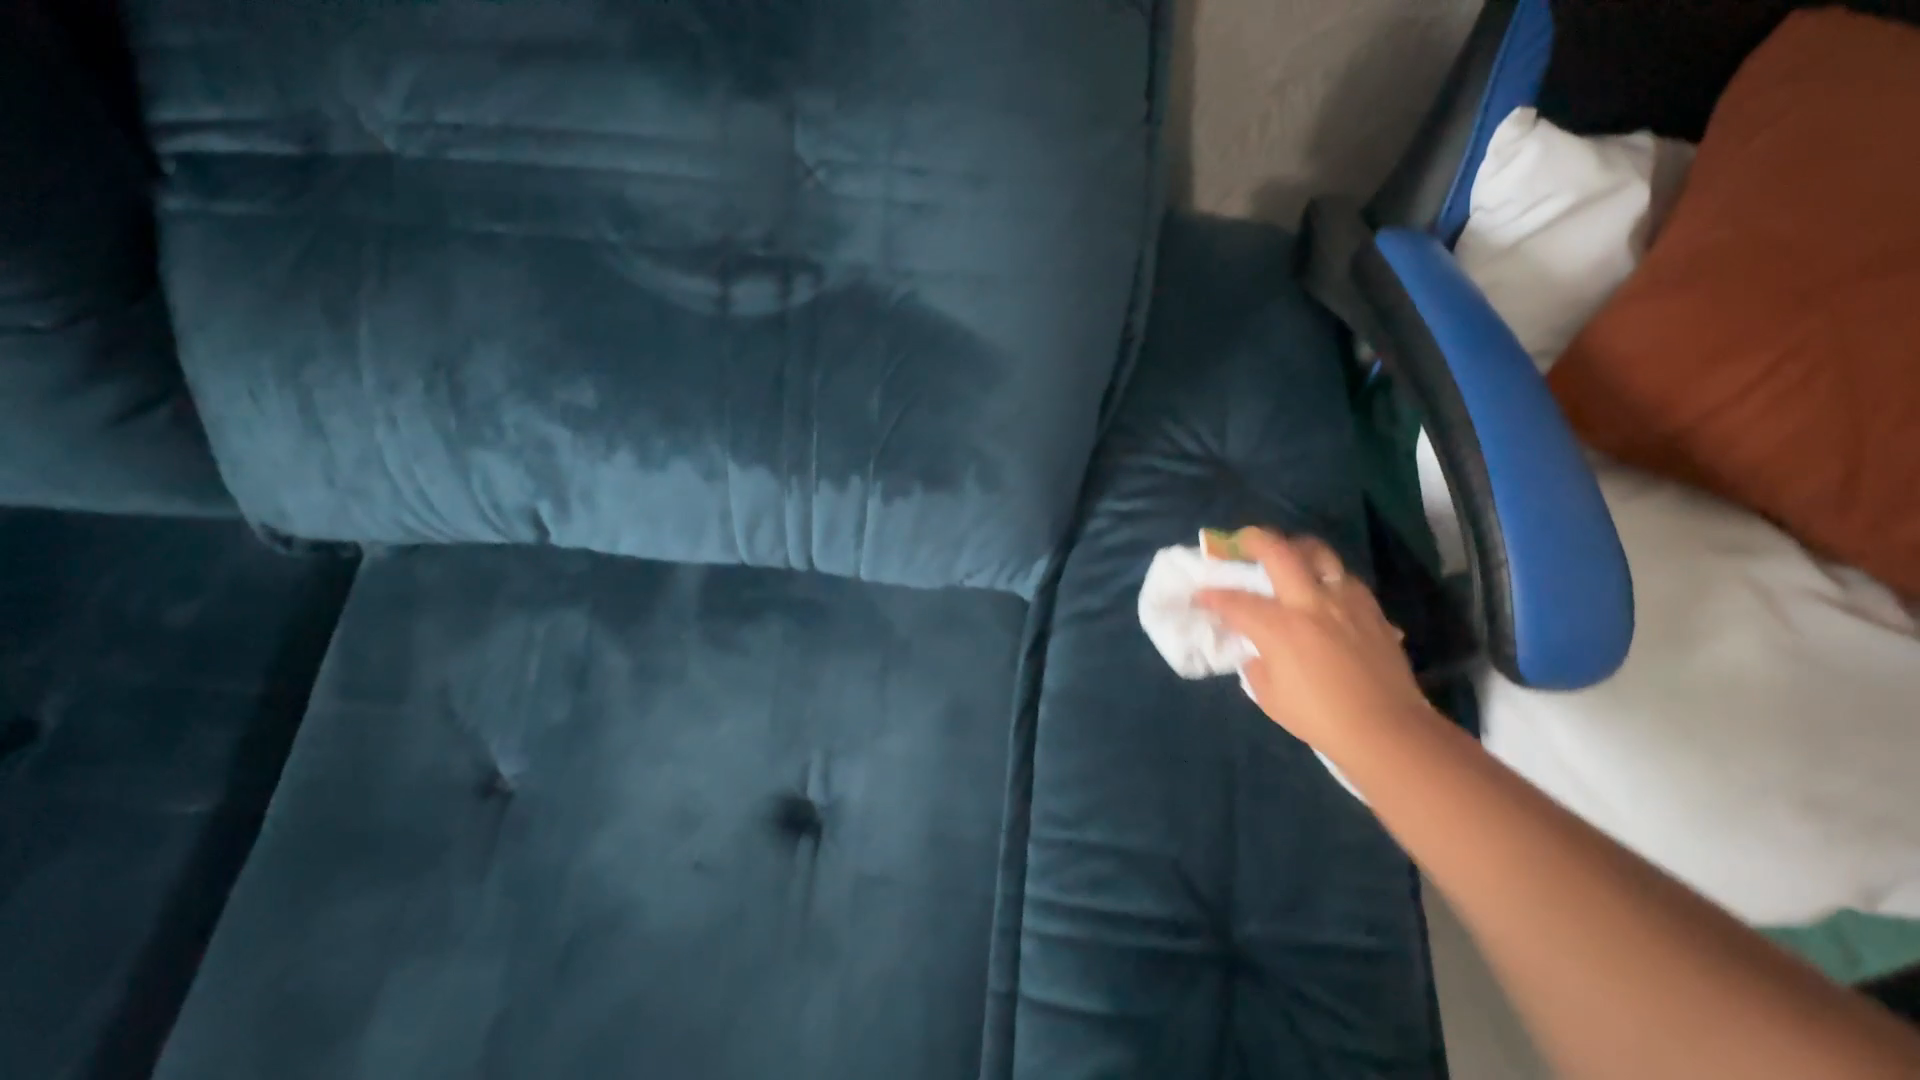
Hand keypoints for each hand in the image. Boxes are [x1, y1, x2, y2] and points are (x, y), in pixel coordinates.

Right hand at [1195, 529, 1431, 752]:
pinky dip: (1330, 580)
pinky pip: (1347, 581)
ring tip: (1290, 557)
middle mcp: (1310, 603)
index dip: (1213, 596)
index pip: (1236, 601)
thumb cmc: (1320, 718)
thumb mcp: (1270, 697)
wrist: (1386, 729)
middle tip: (1242, 541)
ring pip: (1321, 555)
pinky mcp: (1373, 612)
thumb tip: (1259, 653)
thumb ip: (1257, 667)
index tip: (1201, 595)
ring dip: (1298, 550)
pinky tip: (1327, 595)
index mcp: (1279, 626)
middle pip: (1280, 553)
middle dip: (1254, 541)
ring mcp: (1346, 603)